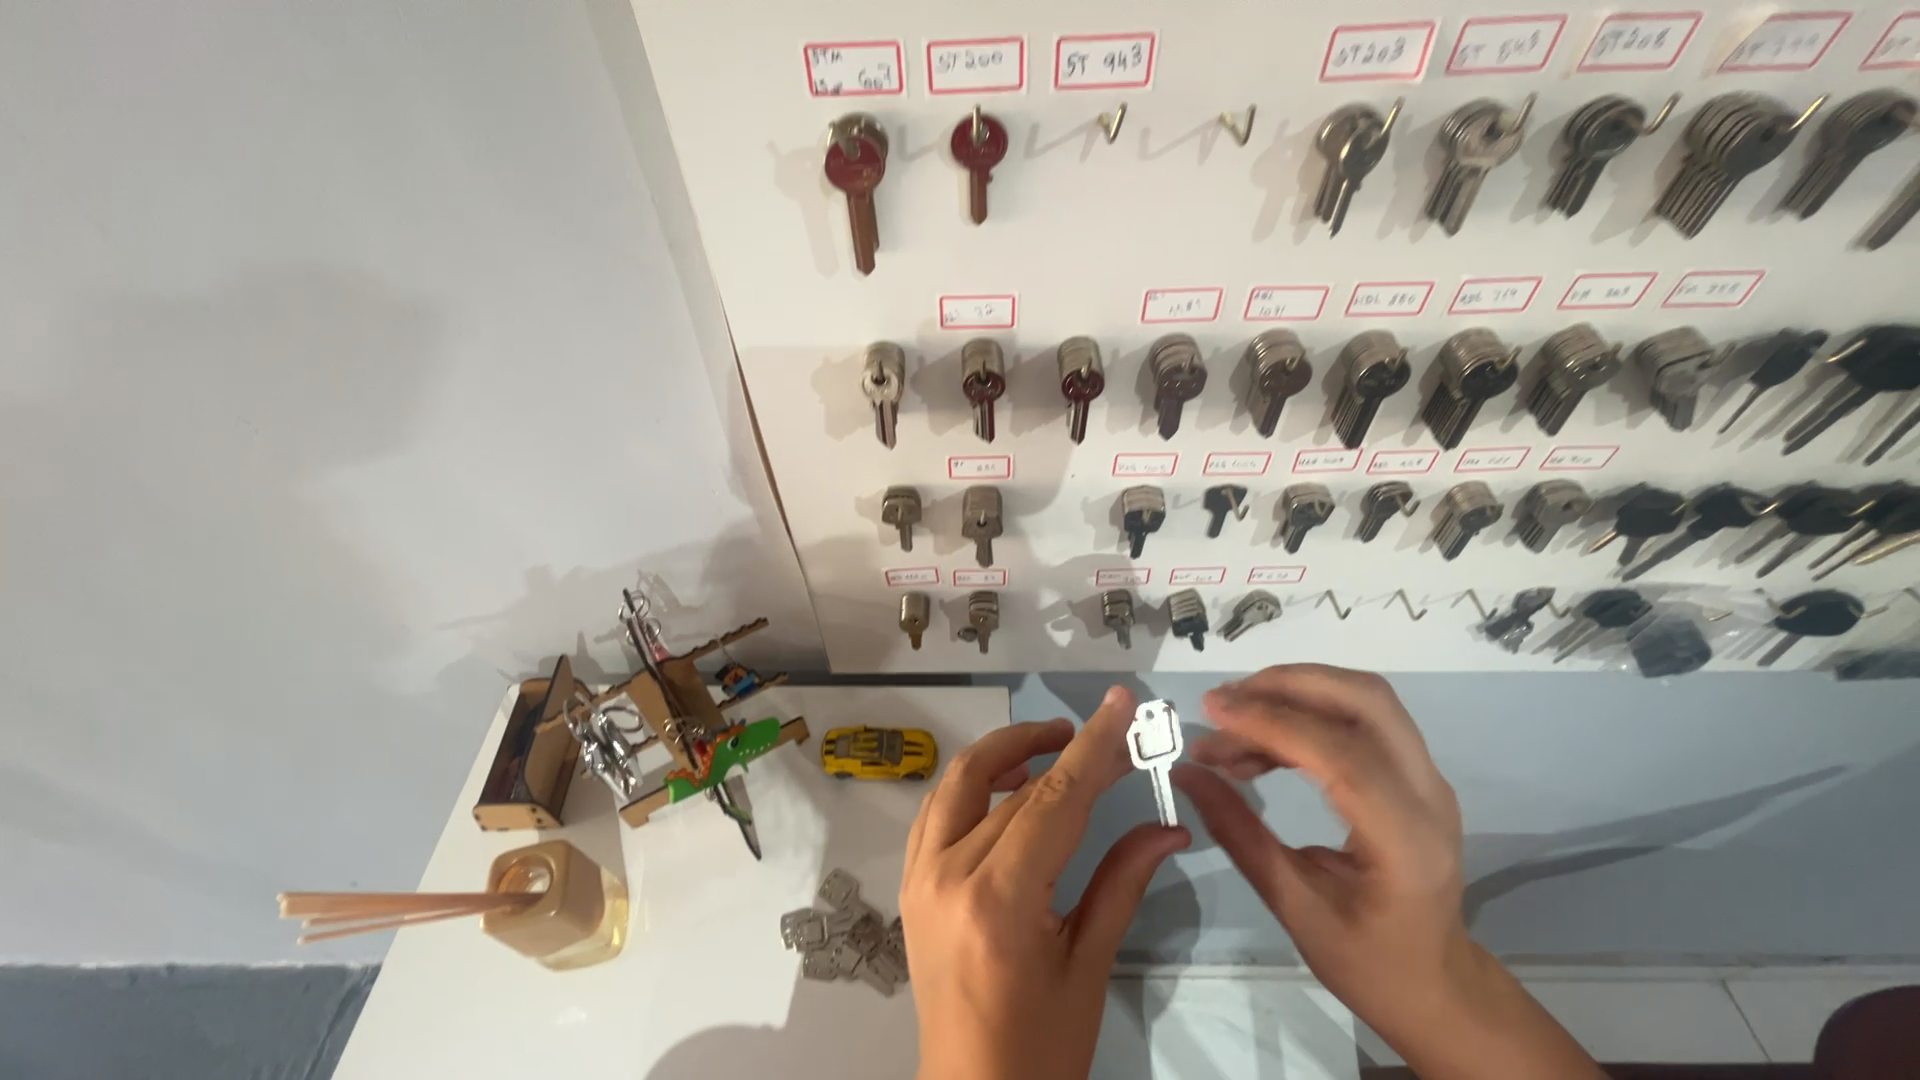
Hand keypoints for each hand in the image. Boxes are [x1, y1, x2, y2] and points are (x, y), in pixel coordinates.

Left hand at [901, 686, 1190, 1079]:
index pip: (1055, 800)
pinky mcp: (910, 882)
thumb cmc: (1041, 1045)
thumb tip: (1170, 826)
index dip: (1093, 746)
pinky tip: (1007, 785)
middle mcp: (948, 874)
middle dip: (1069, 755)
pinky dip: (973, 783)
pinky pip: (937, 809)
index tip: (1119, 702)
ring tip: (1055, 747)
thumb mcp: (1089, 966)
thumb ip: (1123, 883)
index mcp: (999, 901)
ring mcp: (919, 876)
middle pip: (1015, 788)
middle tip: (1113, 742)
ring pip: (961, 783)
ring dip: (1007, 753)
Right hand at [1172, 666, 1601, 1079]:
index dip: (1273, 723)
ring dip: (1293, 694)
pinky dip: (1305, 714)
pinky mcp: (1412, 772)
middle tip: (1221, 704)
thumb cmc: (1367, 961)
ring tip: (1229, 727)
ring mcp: (1427, 778)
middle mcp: (1429, 794)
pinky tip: (1258, 746)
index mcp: (1404, 841)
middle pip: (1365, 701)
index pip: (1343, 756)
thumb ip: (1238, 834)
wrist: (1435, 984)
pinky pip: (1360, 718)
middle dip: (1286, 685)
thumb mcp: (1294, 907)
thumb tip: (1186, 773)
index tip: (1211, 710)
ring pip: (1364, 699)